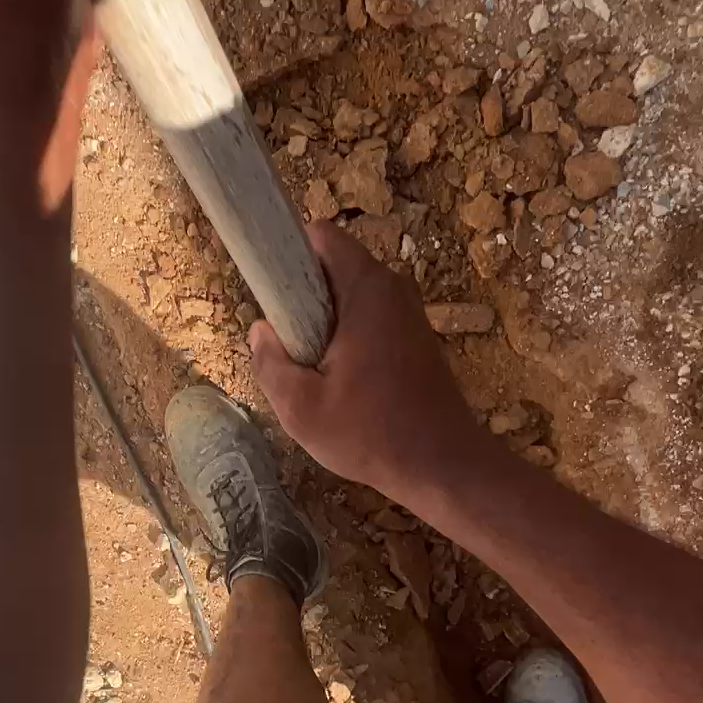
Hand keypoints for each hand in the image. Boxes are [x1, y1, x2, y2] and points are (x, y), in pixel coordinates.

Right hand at [252, 222, 490, 500]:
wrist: (441, 466)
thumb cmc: (370, 434)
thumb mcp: (300, 408)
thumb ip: (270, 363)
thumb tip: (261, 331)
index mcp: (366, 290)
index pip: (320, 237)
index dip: (287, 258)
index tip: (270, 299)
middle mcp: (392, 289)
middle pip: (331, 268)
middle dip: (301, 300)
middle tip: (288, 349)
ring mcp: (408, 312)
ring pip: (348, 298)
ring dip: (322, 325)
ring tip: (312, 372)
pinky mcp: (414, 337)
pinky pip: (367, 319)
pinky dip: (346, 340)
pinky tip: (339, 384)